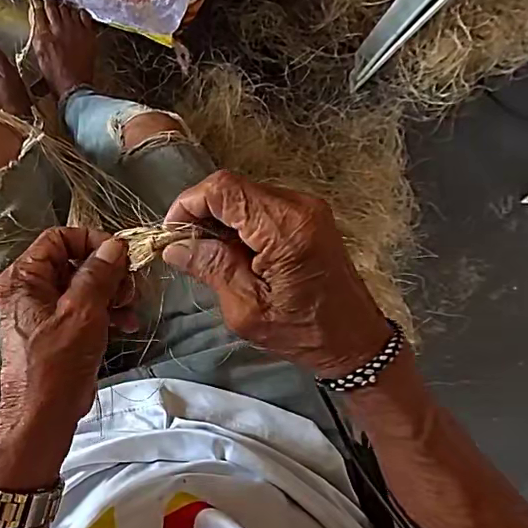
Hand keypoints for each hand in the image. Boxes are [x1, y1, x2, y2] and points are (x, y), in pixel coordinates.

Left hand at [0, 228, 134, 489]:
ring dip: (111, 293)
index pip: (58, 238)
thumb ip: (99, 274)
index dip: (92, 241)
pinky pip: (82, 309)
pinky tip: (125, 323)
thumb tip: (114, 247)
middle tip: (128, 289)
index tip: (120, 256)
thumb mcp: (82, 312)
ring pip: (82, 286)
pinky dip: (104, 312)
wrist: (42, 416)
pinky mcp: (55, 331)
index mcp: (23, 278)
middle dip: (107, 272)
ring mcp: (40, 311)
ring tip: (129, 309)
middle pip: (73, 261)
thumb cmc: (55, 365)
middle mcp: (27, 290)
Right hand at [162, 171, 389, 378]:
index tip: (172, 235)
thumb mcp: (246, 310)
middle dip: (199, 213)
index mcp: (285, 229)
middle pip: (231, 187)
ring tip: (206, 254)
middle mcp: (298, 207)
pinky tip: (230, 252)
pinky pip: (258, 205)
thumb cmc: (304, 332)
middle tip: (185, 249)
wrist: (355, 340)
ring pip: (242, 194)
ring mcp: (305, 208)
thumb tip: (175, 246)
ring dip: (216, 219)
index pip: (223, 190)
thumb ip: (212, 269)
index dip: (188, 204)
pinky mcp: (306, 216)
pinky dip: (235, 223)